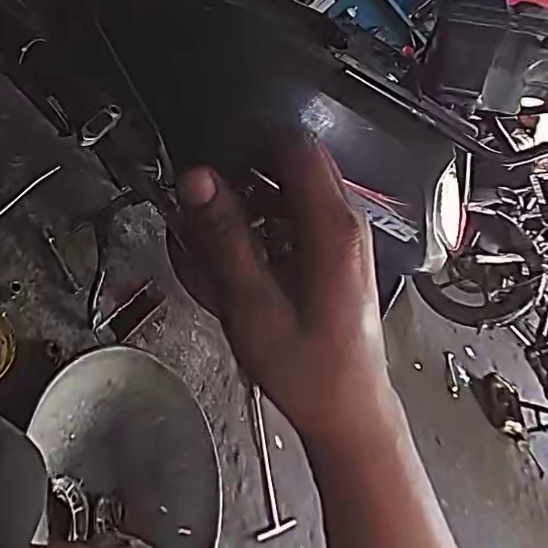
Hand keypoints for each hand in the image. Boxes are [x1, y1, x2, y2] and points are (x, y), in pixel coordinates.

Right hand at [174, 142, 398, 452]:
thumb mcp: (252, 305)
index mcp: (333, 229)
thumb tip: (199, 183)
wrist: (347, 410)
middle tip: (209, 197)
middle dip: (246, 170)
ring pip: (295, 187)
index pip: (296, 145)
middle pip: (295, 162)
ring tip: (221, 229)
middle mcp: (347, 225)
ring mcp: (346, 237)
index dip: (250, 138)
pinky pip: (300, 214)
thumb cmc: (309, 370)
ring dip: (254, 197)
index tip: (215, 152)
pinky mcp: (338, 252)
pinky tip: (245, 253)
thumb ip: (224, 237)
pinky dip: (268, 220)